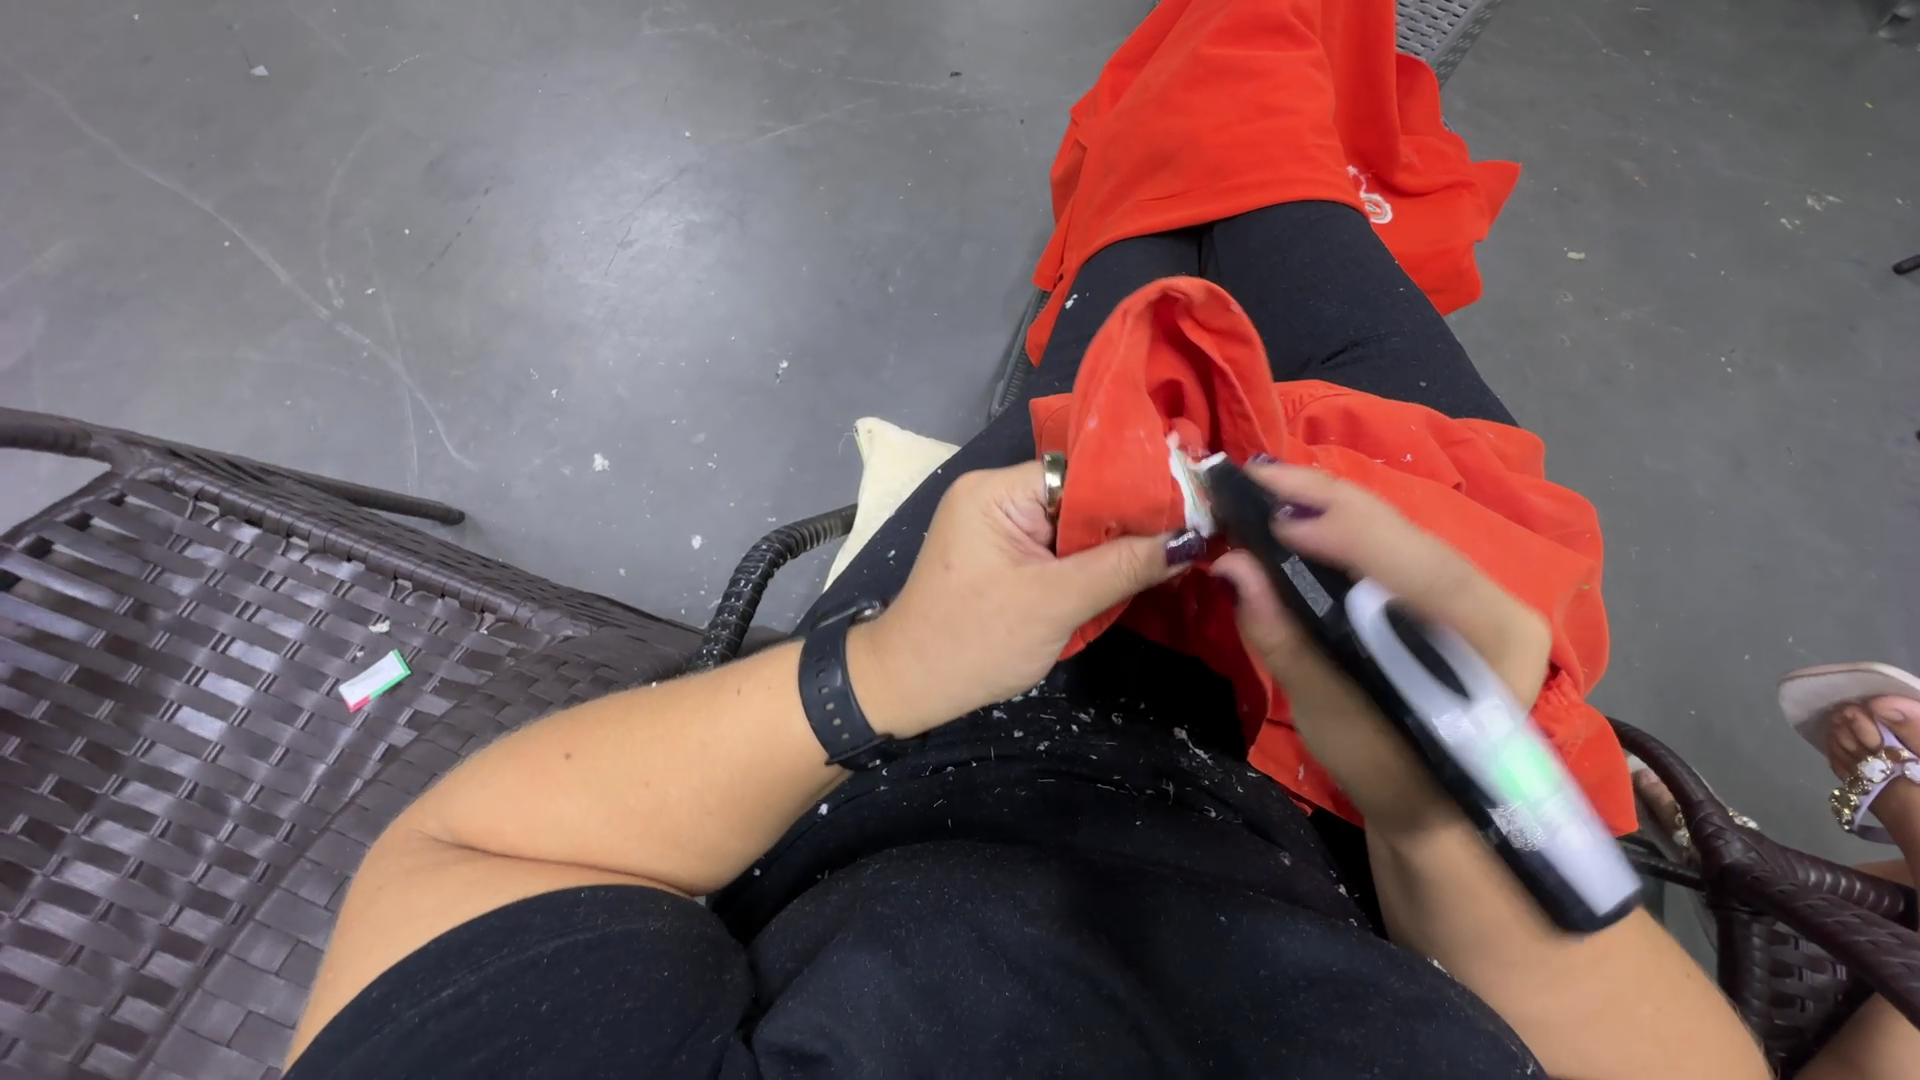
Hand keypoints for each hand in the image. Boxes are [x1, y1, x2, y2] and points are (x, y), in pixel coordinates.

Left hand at [847, 461, 1183, 737]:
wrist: (908, 687)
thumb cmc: (973, 642)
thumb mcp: (1055, 604)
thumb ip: (1123, 567)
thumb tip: (1191, 538)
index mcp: (997, 490)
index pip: (1083, 473)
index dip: (1136, 492)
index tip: (1190, 513)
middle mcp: (996, 495)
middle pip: (1081, 497)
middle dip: (1128, 525)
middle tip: (1187, 542)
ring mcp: (997, 526)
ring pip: (1074, 526)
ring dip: (1111, 549)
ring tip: (1164, 562)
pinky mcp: (1002, 555)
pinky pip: (1058, 548)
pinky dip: (1087, 566)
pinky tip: (1123, 579)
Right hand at [1208, 465, 1553, 835]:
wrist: (1440, 813)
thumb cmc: (1393, 778)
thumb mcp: (1332, 717)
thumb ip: (1286, 640)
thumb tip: (1231, 568)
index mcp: (1489, 634)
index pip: (1414, 563)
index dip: (1341, 531)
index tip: (1269, 517)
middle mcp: (1495, 597)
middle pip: (1401, 531)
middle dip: (1320, 499)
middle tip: (1246, 479)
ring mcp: (1475, 591)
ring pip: (1393, 530)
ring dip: (1323, 506)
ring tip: (1260, 491)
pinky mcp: (1447, 594)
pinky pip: (1387, 545)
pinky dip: (1335, 526)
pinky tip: (1294, 517)